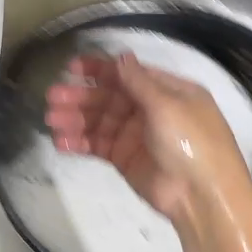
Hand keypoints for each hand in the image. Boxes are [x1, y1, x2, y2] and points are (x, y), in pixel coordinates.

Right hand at [43, 52, 250, 226]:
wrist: (200, 195)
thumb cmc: (191, 143)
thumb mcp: (168, 106)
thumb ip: (139, 82)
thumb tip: (121, 56)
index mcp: (167, 92)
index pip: (127, 75)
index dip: (99, 70)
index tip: (71, 68)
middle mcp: (149, 110)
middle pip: (107, 98)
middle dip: (80, 96)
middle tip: (52, 98)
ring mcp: (134, 135)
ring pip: (97, 121)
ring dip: (74, 119)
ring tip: (51, 121)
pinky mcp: (122, 157)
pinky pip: (95, 145)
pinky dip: (77, 142)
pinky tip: (60, 142)